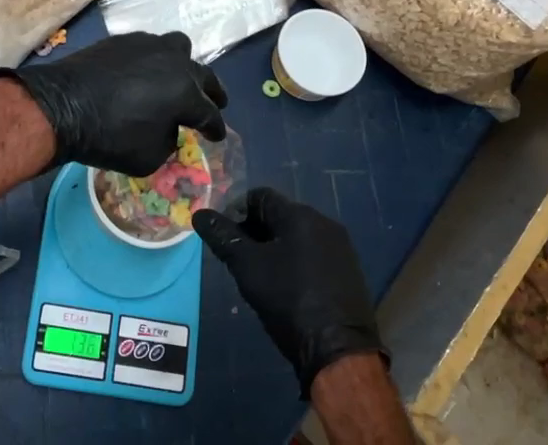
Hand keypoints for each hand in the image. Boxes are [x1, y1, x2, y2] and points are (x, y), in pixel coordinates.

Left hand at [1, 31, 226, 175]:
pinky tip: (146, 72)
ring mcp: (149, 45)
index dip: (216, 128)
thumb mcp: (149, 157)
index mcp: (186, 93)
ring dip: (184, 66)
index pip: (210, 114)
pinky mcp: (124, 40)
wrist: (62, 106)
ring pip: (179, 48)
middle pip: (203, 76)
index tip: (217, 136)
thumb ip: (169, 141)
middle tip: (215, 102)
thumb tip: (169, 128)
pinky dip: (154, 60)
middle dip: (212, 92)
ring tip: (180, 78)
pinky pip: (150, 47)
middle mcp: (174, 63)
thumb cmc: (109, 138)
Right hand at [194, 188, 385, 394]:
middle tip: (237, 258)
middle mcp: (324, 223)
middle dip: (253, 231)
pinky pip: (313, 255)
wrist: (338, 350)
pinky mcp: (348, 271)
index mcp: (300, 215)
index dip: (235, 211)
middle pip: (279, 215)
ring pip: (296, 236)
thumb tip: (199, 215)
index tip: (224, 237)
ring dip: (274, 248)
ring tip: (258, 275)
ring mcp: (340, 248)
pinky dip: (294, 262)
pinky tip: (285, 287)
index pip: (259, 196)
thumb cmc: (288, 300)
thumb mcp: (247, 267)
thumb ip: (223, 237)